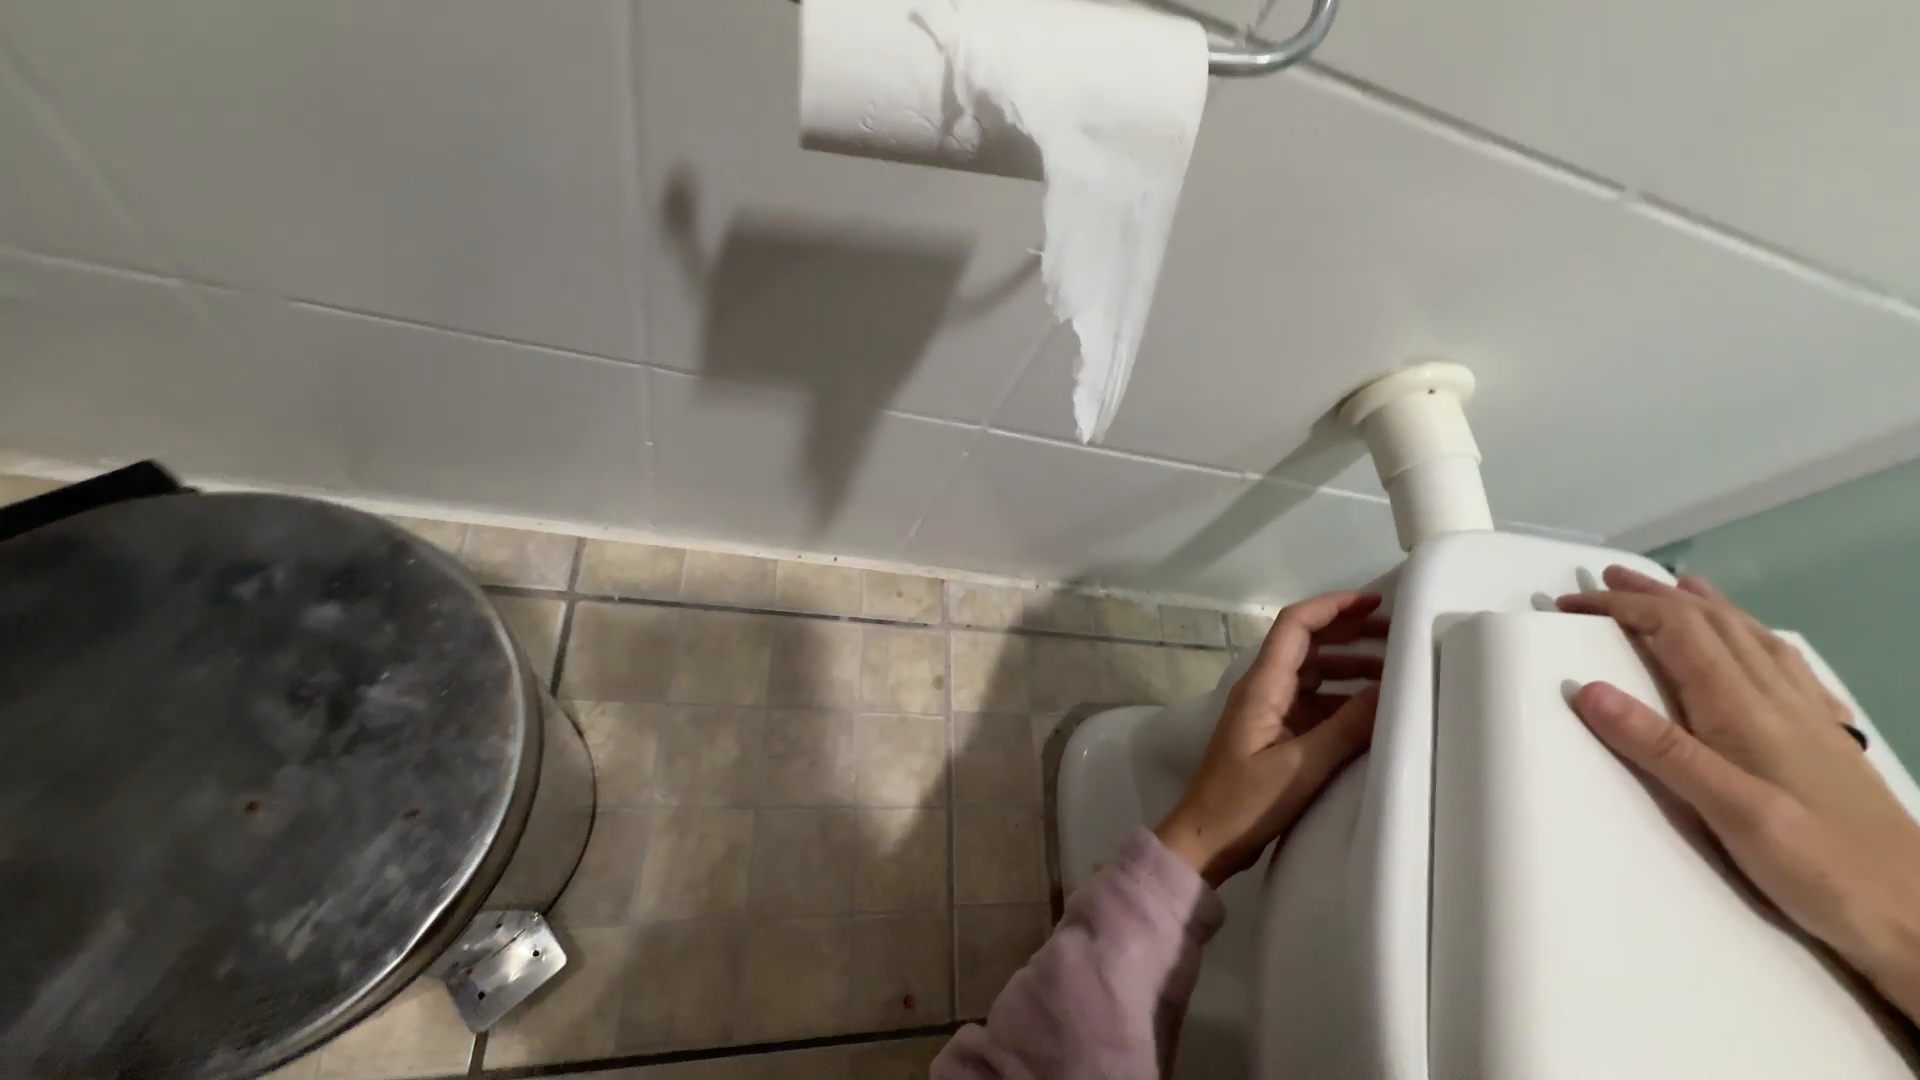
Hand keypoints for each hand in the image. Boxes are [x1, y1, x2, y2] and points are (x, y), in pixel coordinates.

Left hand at [1154, 590, 1385, 887]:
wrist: (1205, 838)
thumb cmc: (1244, 801)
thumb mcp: (1302, 766)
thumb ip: (1347, 727)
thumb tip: (1393, 687)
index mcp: (1263, 685)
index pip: (1295, 625)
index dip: (1333, 606)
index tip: (1377, 601)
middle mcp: (1265, 689)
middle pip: (1307, 644)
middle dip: (1350, 632)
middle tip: (1400, 633)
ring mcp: (1270, 711)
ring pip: (1314, 674)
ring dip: (1351, 668)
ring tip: (1398, 672)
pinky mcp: (1276, 735)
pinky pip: (1315, 704)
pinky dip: (1344, 700)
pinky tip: (1375, 711)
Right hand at [1560, 566, 1919, 1020]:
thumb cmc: (1822, 868)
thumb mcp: (1733, 812)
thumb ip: (1661, 749)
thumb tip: (1589, 689)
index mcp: (1747, 710)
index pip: (1678, 632)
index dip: (1623, 607)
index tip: (1572, 604)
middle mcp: (1780, 701)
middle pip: (1714, 624)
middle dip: (1656, 594)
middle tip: (1610, 577)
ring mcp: (1810, 718)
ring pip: (1753, 637)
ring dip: (1706, 605)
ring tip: (1678, 585)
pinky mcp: (1828, 741)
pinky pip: (1787, 667)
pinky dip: (1755, 637)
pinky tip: (1757, 645)